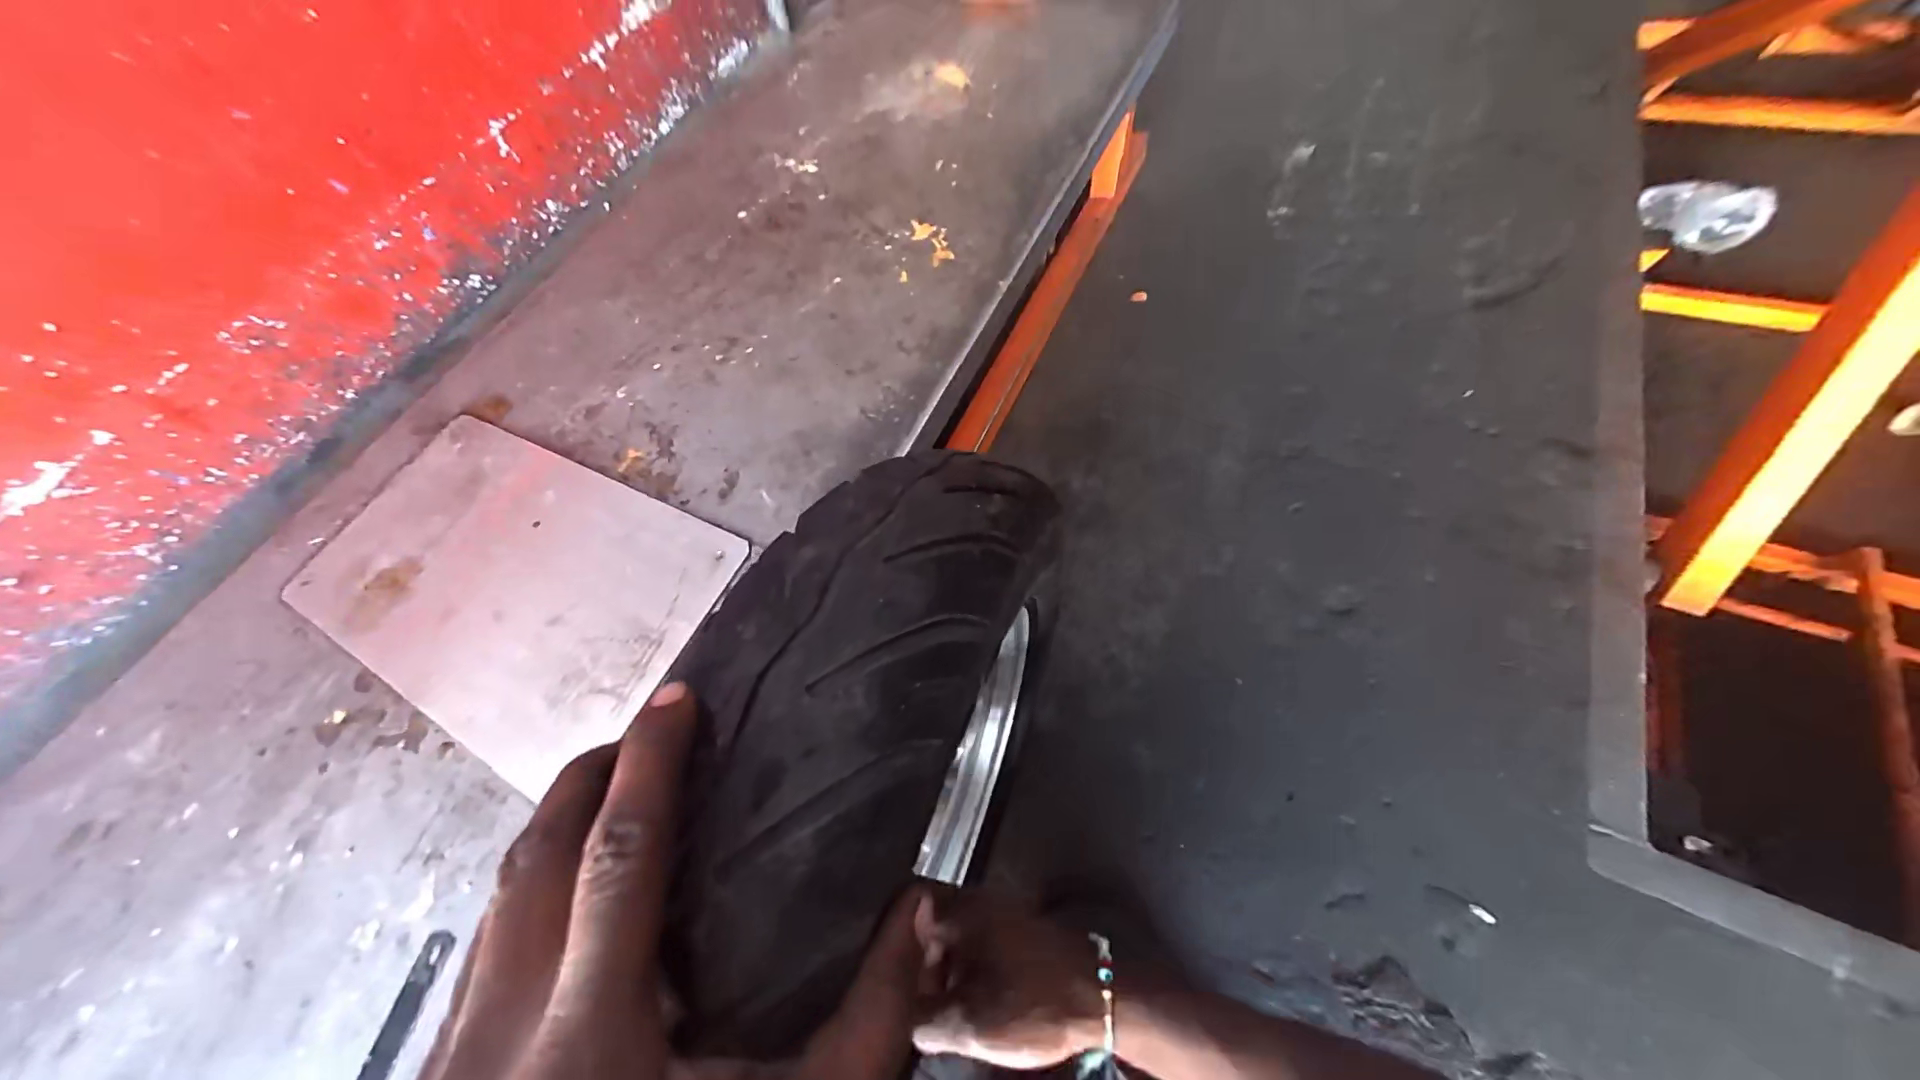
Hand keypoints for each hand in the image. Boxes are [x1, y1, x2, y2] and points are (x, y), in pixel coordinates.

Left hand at [420, 682, 937, 1079]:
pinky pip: (486, 949)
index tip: (678, 700)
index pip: (619, 853)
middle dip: (593, 775)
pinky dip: (533, 892)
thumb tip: (921, 906)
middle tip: (650, 733)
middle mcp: (505, 1031)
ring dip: (558, 828)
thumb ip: (879, 1014)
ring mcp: (455, 1060)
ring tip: (618, 793)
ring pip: (499, 900)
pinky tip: (578, 895)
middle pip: (537, 855)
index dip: (650, 764)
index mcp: (590, 1032)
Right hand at [914, 893, 1106, 1069]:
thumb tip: (908, 1016)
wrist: (1101, 998)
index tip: (907, 988)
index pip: (910, 913)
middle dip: (928, 965)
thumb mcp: (968, 1024)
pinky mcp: (1024, 927)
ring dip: (953, 970)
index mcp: (962, 909)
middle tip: (930, 1005)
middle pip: (935, 924)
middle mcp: (981, 898)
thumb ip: (923, 1019)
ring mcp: (1005, 909)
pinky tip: (984, 999)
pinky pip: (984, 941)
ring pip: (961, 935)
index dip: (901, 951)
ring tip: (956, 1009)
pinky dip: (977, 967)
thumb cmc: (1030, 1005)